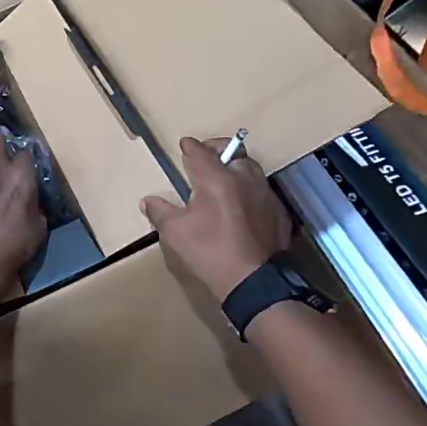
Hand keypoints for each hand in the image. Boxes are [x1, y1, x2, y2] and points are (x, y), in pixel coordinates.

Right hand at [142, 137, 292, 302]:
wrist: (253, 280)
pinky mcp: (278, 211)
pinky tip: (242, 206)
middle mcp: (244, 178)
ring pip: (251, 170)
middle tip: (206, 161)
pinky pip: (263, 192)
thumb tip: (147, 201)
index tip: (185, 145)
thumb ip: (160, 211)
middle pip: (233, 153)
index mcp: (217, 178)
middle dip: (218, 151)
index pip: (201, 152)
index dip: (190, 147)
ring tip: (224, 182)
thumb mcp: (176, 232)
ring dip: (236, 169)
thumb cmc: (210, 251)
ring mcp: (265, 194)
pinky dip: (250, 192)